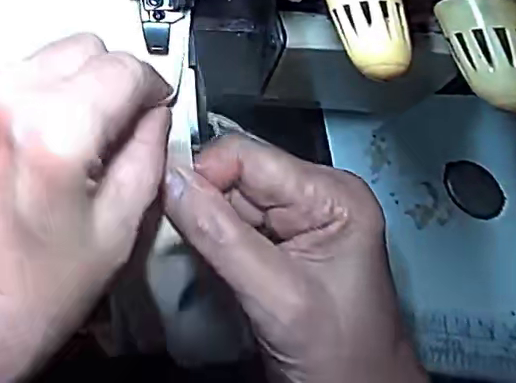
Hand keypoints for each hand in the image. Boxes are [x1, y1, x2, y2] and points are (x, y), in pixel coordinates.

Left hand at [0, 34, 172, 382]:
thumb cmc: (17, 301)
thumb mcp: (110, 238)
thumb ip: (146, 159)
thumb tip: (153, 114)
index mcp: (51, 129)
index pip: (122, 67)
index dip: (150, 85)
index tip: (154, 103)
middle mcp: (3, 92)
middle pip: (83, 46)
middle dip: (109, 78)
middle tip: (114, 124)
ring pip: (42, 56)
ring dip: (65, 86)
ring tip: (62, 141)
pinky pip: (2, 74)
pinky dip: (22, 97)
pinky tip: (20, 144)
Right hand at [161, 133, 425, 382]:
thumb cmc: (346, 365)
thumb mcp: (280, 300)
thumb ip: (221, 236)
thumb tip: (170, 179)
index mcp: (331, 193)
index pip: (245, 154)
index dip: (202, 173)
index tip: (169, 200)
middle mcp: (314, 192)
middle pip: (232, 172)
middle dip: (203, 202)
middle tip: (183, 238)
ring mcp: (296, 215)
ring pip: (224, 196)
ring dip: (204, 224)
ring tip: (200, 258)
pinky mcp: (279, 238)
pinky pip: (228, 220)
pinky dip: (211, 239)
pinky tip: (211, 263)